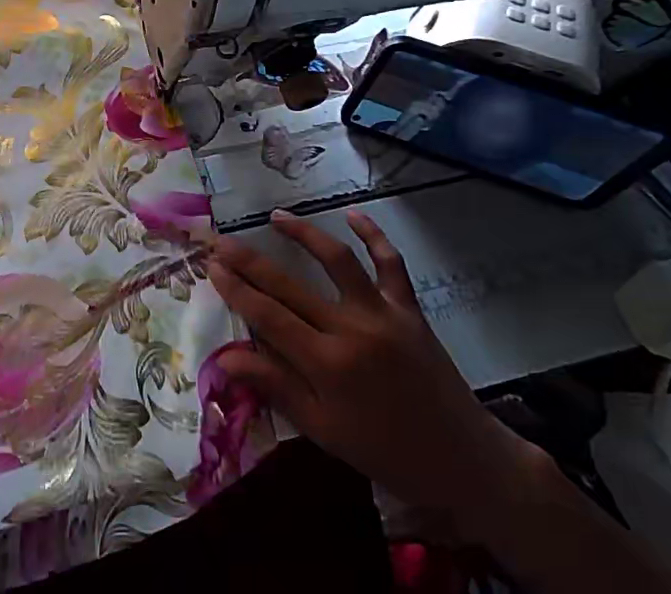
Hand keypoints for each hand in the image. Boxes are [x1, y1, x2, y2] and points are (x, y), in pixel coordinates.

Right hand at [206, 210, 542, 514]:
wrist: (460, 457)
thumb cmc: (382, 450)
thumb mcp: (322, 429)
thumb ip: (275, 386)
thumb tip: (225, 357)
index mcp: (327, 364)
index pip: (267, 316)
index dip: (236, 288)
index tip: (211, 265)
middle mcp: (352, 330)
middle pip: (290, 285)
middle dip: (250, 260)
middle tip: (222, 241)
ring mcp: (384, 314)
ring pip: (339, 260)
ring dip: (305, 234)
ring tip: (277, 217)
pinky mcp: (409, 309)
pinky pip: (391, 264)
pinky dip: (374, 236)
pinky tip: (354, 214)